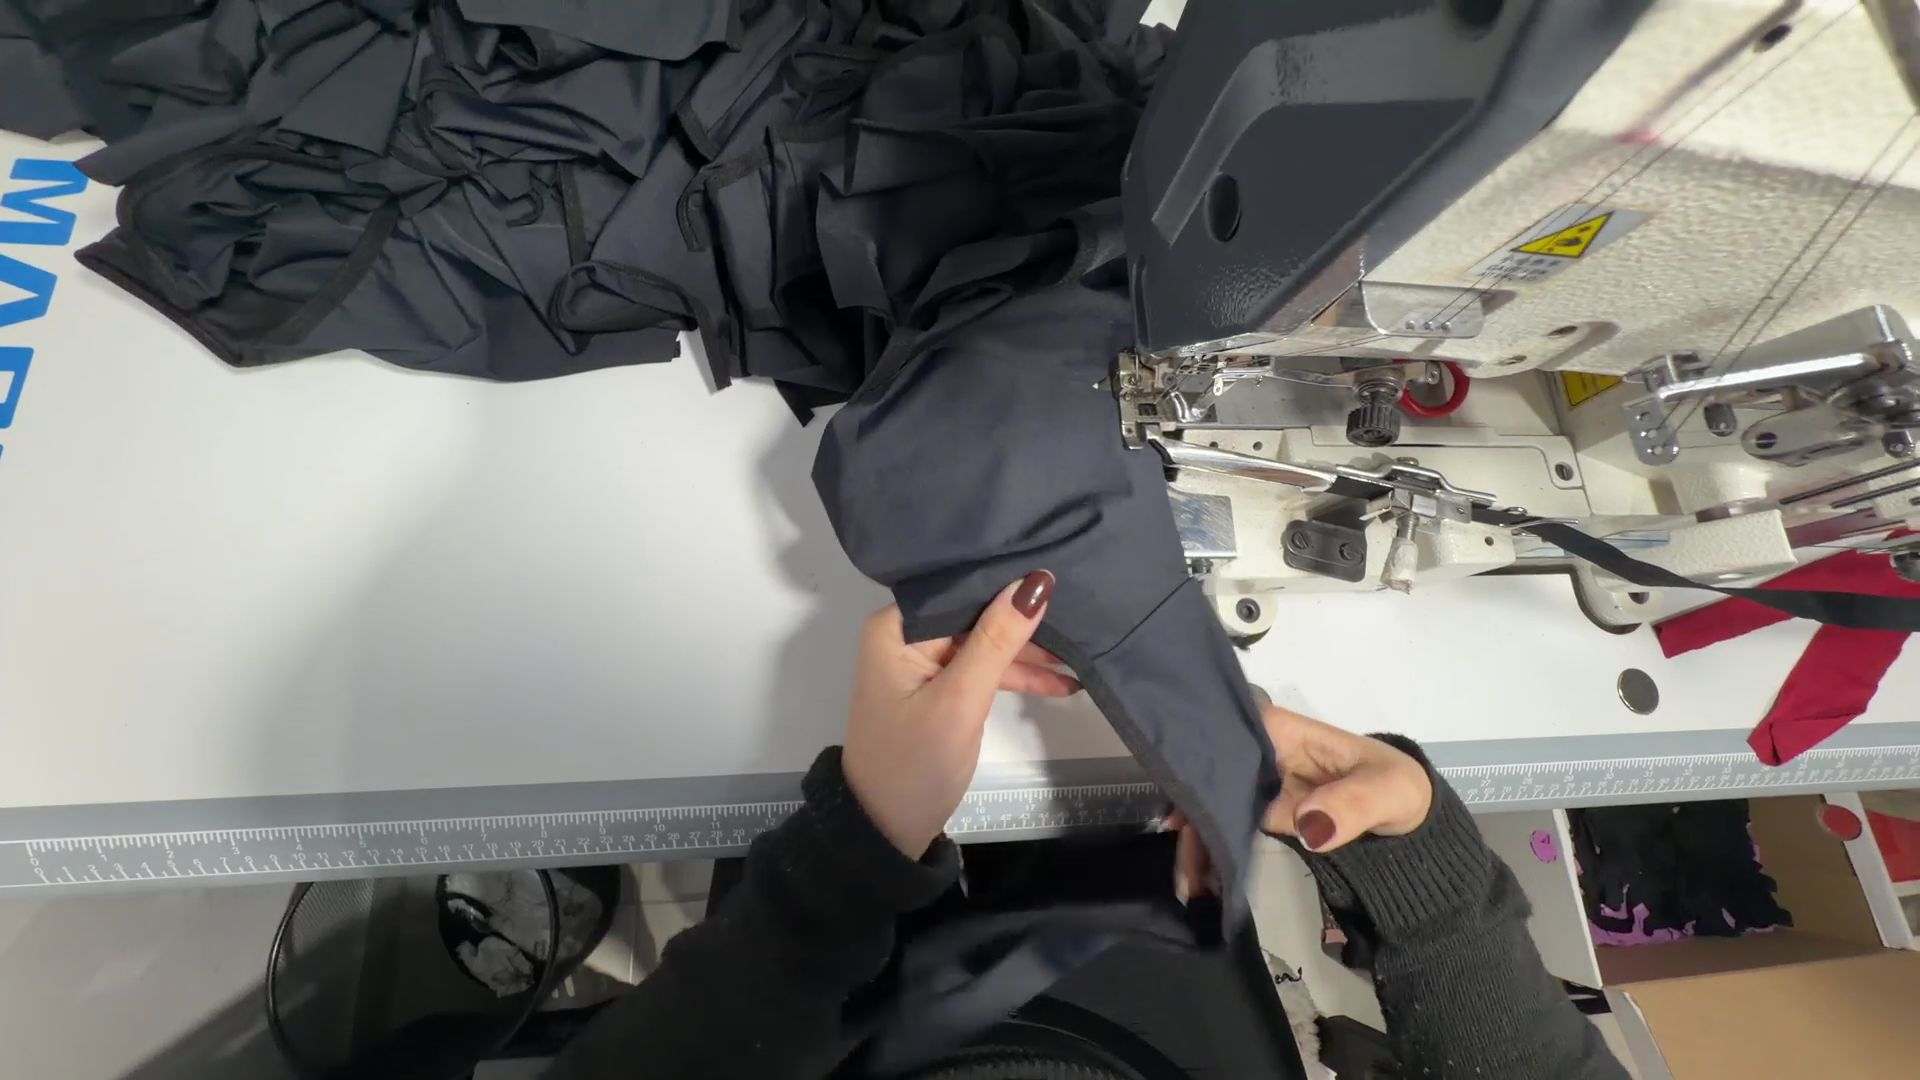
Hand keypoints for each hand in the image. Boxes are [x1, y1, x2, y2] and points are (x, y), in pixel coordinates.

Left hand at [842, 571, 1077, 857]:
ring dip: (1028, 653)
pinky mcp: (940, 688)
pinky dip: (1016, 676)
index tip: (1058, 573)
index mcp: (896, 626)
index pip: (961, 588)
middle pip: (976, 614)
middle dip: (1024, 619)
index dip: (1008, 581)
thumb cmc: (914, 762)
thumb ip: (997, 640)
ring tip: (1083, 655)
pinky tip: (1060, 683)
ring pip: (985, 643)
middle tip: (1082, 612)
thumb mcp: (960, 699)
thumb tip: (1036, 582)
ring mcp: (924, 663)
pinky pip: (984, 669)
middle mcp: (906, 634)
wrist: (886, 832)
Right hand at [1171, 704, 1432, 897]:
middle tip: (1177, 856)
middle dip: (1187, 809)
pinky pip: (1225, 827)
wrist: (1410, 821)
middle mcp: (1257, 751)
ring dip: (1195, 839)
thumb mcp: (1389, 791)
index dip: (1197, 760)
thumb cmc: (1397, 789)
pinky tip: (1198, 884)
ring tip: (1188, 886)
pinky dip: (1210, 852)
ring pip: (1210, 803)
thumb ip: (1352, 805)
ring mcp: (1255, 782)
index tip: (1183, 797)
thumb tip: (1306, 824)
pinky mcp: (1258, 810)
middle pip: (1207, 772)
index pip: (1223, 733)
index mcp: (1278, 730)